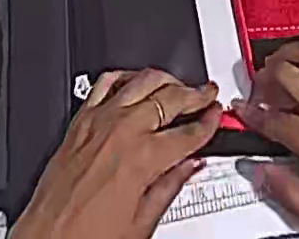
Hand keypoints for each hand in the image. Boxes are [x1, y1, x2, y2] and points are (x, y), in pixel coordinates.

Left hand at [10, 69, 221, 238]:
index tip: (216, 116)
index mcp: (142, 159)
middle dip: (196, 94)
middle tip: (208, 93)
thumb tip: (191, 165)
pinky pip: (107, 81)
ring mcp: (101, 119)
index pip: (188, 133)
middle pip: (170, 98)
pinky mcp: (81, 119)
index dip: (208, 122)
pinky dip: (127, 75)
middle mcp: (123, 131)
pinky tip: (136, 79)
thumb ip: (170, 187)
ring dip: (167, 79)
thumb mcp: (140, 226)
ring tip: (179, 84)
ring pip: (143, 80)